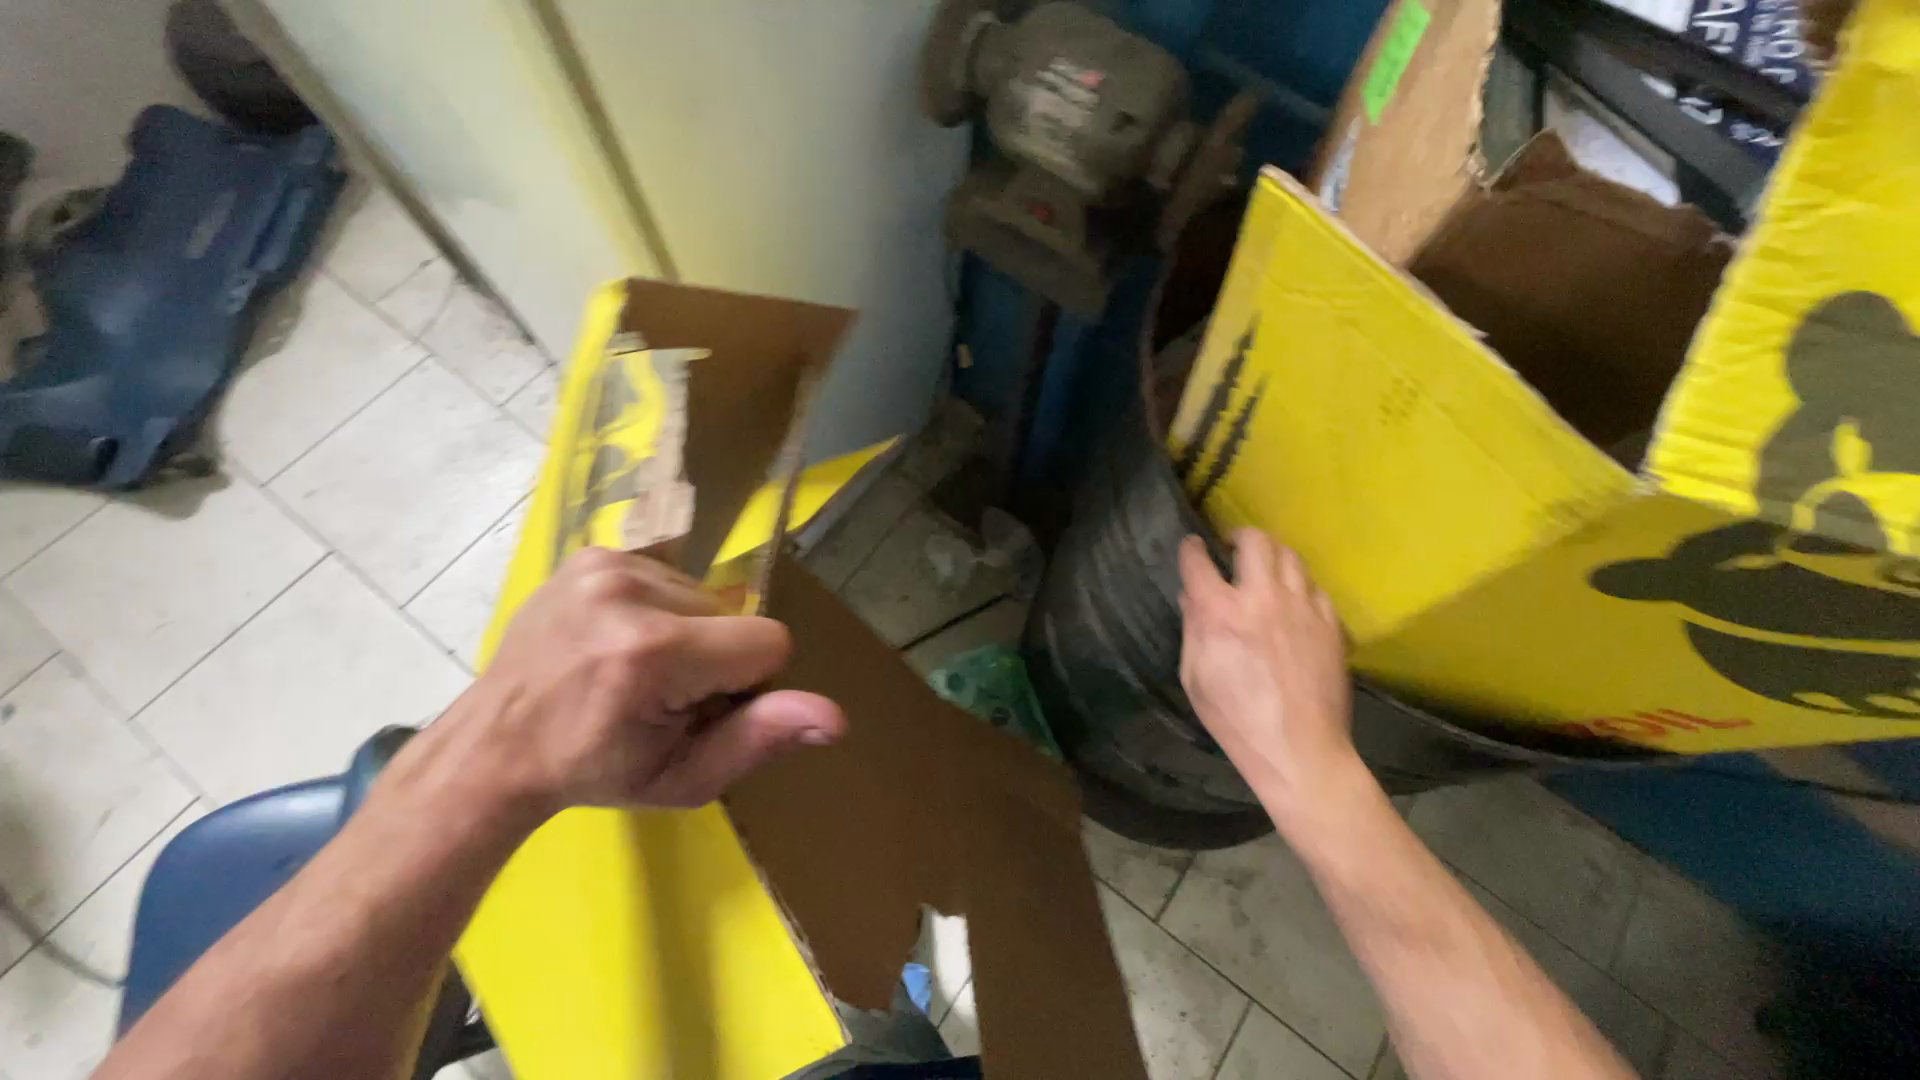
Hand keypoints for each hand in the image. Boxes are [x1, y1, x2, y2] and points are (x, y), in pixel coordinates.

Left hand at [451, 546, 845, 816]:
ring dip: (689, 631)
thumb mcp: (683, 778)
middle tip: (662, 694)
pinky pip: (668, 574)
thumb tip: (836, 717)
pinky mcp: (591, 553)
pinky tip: (619, 639)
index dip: (747, 682)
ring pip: (704, 593)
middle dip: (715, 656)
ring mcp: (605, 565)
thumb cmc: (595, 770)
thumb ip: (760, 739)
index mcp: (653, 653)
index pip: (768, 641)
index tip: (701, 708)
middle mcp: (629, 593)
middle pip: (734, 614)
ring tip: (637, 668)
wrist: (494, 746)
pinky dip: (659, 608)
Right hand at [1178, 529, 1358, 824]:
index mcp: (1221, 614)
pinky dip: (1298, 587)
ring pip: (1290, 556)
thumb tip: (1192, 597)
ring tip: (1264, 570)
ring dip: (1271, 556)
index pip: (1199, 561)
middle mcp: (1262, 599)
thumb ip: (1193, 629)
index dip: (1191, 549)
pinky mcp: (1331, 624)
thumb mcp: (1195, 677)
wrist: (1299, 749)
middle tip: (1232, 548)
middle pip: (1255, 541)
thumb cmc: (1236, 719)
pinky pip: (1314, 588)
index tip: (1192, 546)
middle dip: (1239, 536)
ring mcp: (1302, 608)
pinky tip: (1293, 604)